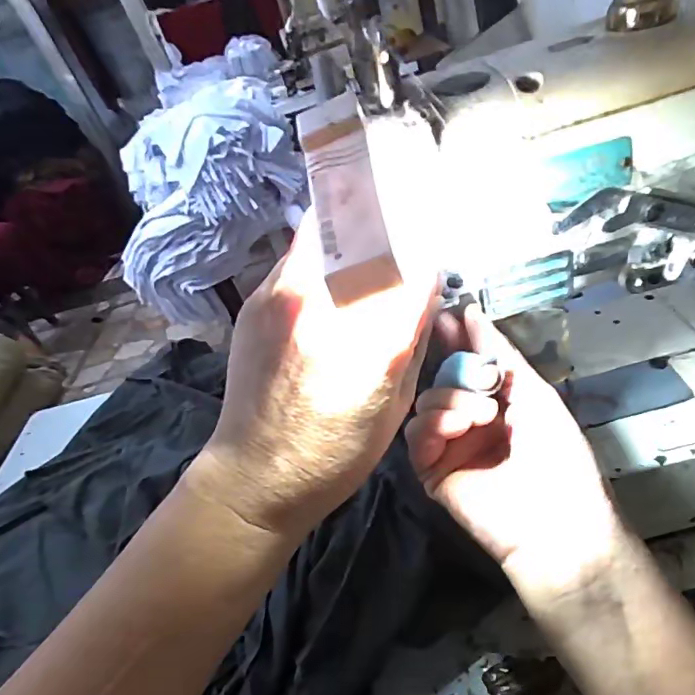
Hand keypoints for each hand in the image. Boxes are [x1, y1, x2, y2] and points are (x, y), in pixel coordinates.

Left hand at [195, 215, 436, 537]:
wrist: (258, 473)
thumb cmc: (338, 454)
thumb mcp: (395, 404)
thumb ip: (411, 339)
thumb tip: (423, 288)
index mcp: (374, 347)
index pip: (414, 268)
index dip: (428, 251)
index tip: (435, 245)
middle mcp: (327, 309)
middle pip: (369, 234)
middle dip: (393, 224)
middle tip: (408, 221)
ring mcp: (284, 297)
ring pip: (329, 231)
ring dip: (356, 228)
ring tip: (374, 233)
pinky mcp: (258, 298)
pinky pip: (301, 252)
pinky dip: (326, 249)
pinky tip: (338, 266)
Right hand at [404, 304, 626, 596]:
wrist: (553, 518)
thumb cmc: (557, 453)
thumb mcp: (535, 392)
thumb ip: (500, 352)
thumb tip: (471, 311)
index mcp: (501, 401)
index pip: (467, 363)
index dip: (455, 340)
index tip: (442, 317)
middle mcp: (473, 420)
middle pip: (441, 379)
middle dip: (456, 371)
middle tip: (480, 382)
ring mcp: (451, 446)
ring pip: (426, 404)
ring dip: (450, 400)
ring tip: (480, 416)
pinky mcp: (432, 470)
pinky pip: (416, 435)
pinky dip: (432, 425)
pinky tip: (456, 429)